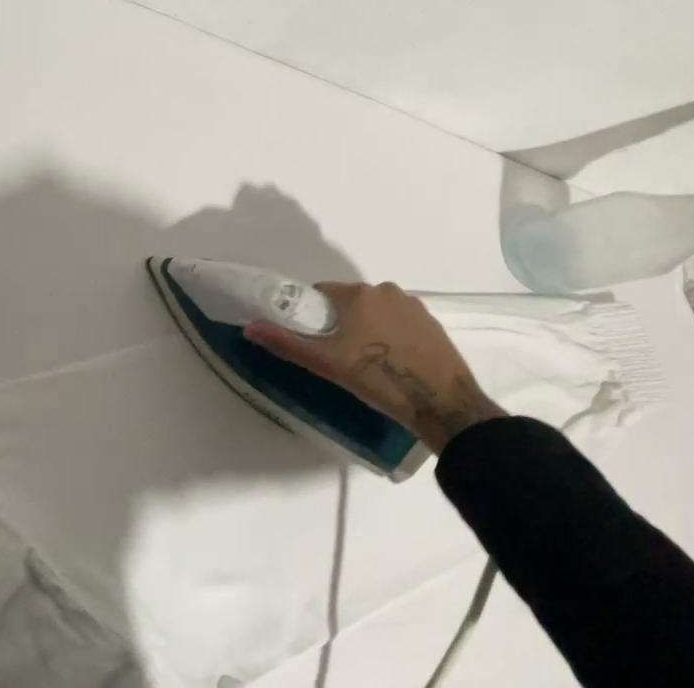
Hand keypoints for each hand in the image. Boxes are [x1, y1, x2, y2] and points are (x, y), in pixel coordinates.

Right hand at [245, 282, 503, 450]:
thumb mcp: (326, 364)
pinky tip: (391, 361)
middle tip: (338, 355)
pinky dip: (389, 334)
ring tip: (366, 361)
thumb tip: (249, 326)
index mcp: (356, 294)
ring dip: (365, 327)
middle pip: (348, 301)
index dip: (312, 315)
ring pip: (374, 311)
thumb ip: (286, 342)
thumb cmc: (379, 379)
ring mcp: (412, 305)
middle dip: (339, 322)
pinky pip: (398, 321)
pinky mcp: (431, 322)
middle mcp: (384, 290)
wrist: (443, 403)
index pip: (320, 293)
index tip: (315, 340)